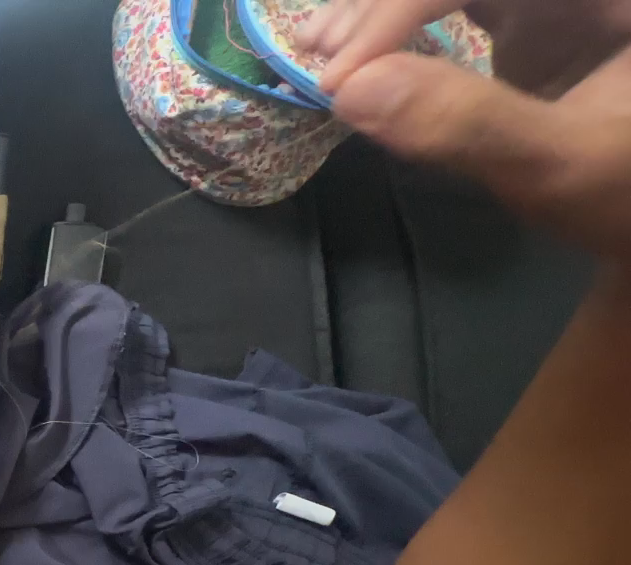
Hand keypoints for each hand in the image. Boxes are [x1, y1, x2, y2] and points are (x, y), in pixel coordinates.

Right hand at [299, 0, 630, 260]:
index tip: (341, 77)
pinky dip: (396, 26)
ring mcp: (566, 0)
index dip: (407, 5)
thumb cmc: (627, 196)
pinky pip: (458, 4)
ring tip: (317, 47)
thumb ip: (467, 124)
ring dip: (381, 10)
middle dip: (385, 3)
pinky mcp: (539, 21)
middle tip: (314, 54)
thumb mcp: (559, 164)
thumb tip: (349, 89)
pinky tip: (353, 53)